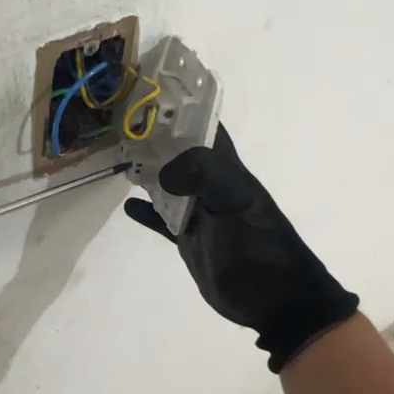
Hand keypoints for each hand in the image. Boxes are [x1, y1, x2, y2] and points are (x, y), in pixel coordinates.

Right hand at [124, 127, 358, 371]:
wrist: (276, 301)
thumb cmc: (260, 247)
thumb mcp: (237, 202)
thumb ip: (204, 175)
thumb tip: (162, 170)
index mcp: (228, 169)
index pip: (202, 126)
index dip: (180, 107)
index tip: (146, 92)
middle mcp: (212, 184)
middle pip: (179, 152)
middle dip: (153, 136)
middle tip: (117, 122)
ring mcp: (199, 212)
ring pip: (167, 182)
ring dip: (146, 170)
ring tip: (117, 156)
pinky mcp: (190, 239)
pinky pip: (163, 219)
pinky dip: (146, 211)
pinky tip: (128, 205)